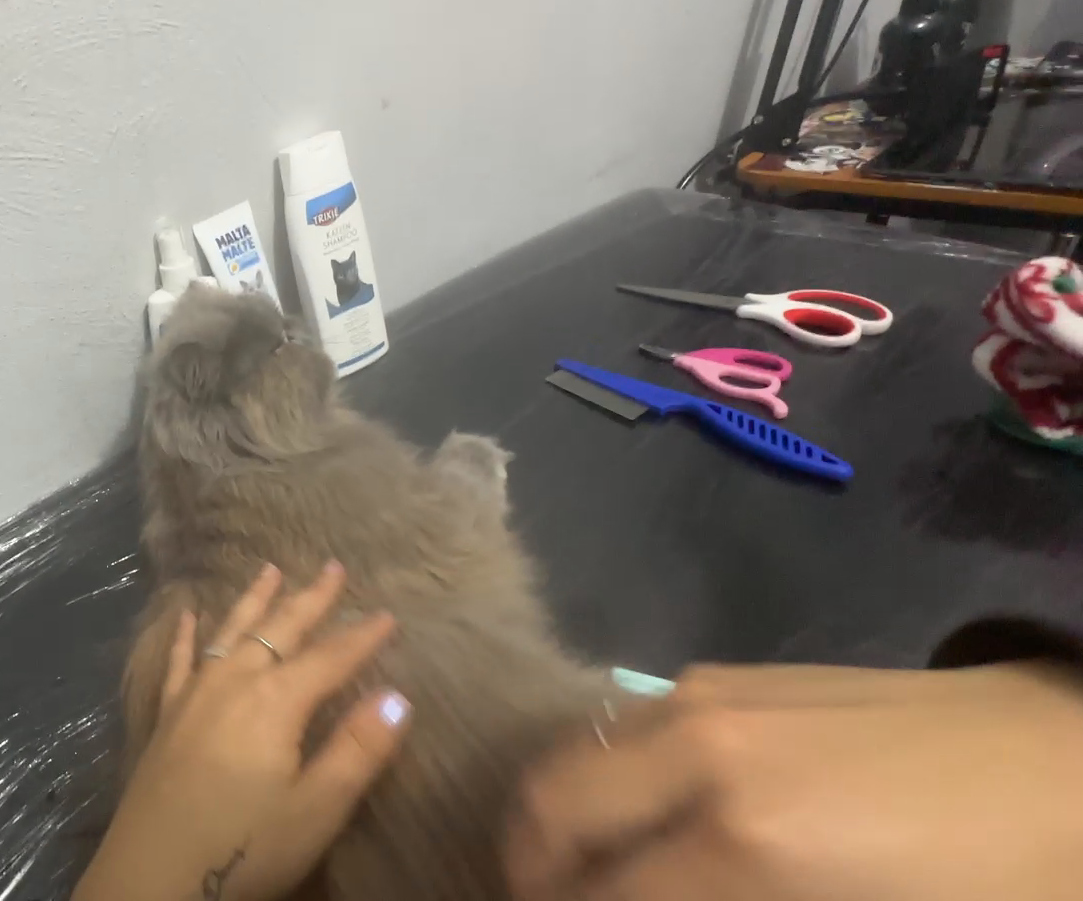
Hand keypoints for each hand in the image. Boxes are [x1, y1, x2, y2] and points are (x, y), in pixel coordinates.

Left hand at [73, 562, 406, 900]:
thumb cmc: (246, 846)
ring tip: (270, 568)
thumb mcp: (317, 810)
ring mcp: (195, 691)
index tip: (388, 613)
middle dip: (311, 598)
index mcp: (277, 701)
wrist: (154, 872)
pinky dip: (187, 632)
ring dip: (255, 599)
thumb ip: (358, 750)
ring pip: (231, 630)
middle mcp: (235, 680)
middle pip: (280, 629)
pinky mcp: (167, 710)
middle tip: (333, 567)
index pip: (330, 659)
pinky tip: (187, 612)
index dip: (361, 636)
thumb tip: (399, 696)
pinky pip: (180, 658)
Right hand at [506, 661, 1082, 900]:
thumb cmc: (1001, 885)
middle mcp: (692, 753)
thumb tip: (650, 896)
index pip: (609, 891)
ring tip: (567, 863)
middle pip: (552, 804)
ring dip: (550, 817)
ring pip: (566, 757)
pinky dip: (589, 779)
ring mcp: (690, 699)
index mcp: (749, 841)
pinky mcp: (703, 677)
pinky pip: (610, 732)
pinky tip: (620, 811)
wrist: (1066, 760)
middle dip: (527, 863)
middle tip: (533, 896)